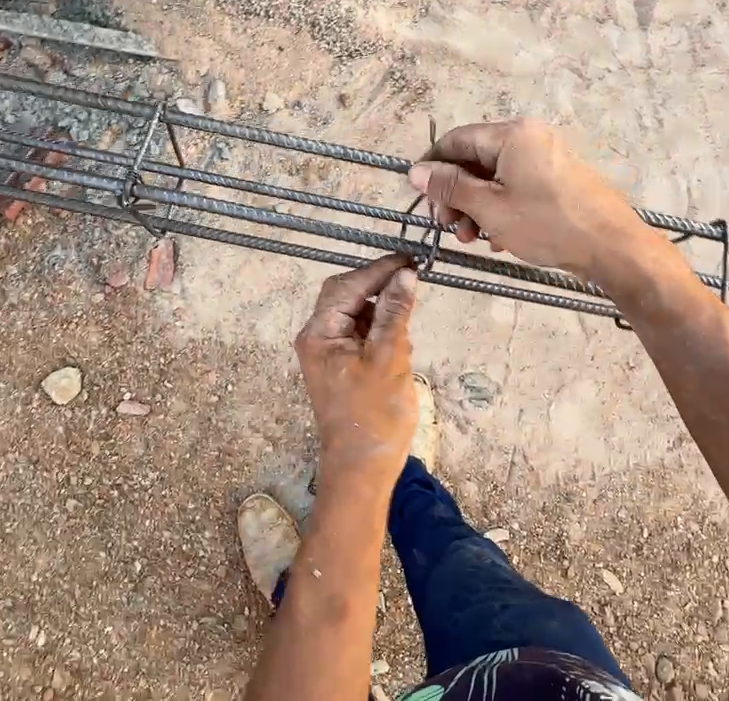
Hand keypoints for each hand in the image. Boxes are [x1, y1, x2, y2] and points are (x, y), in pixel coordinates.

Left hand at [294, 254, 418, 489]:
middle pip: (347, 294)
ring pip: (355, 312)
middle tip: (412, 280)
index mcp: (319, 333)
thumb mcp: (390, 357)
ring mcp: (327, 352)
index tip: (410, 261)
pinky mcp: (341, 364)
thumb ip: (396, 312)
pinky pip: (359, 333)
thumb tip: (406, 275)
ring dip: (381, 310)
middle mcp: (317, 337)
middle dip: (379, 287)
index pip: (348, 285)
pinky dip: (379, 329)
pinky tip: (398, 340)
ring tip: (406, 320)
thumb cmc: (375, 414)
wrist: (362, 468)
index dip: (379, 270)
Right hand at [409, 118, 654, 281]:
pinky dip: (501, 209)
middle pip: (476, 160)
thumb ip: (450, 187)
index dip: (433, 168)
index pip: (456, 140)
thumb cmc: (548, 224)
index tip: (422, 198)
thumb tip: (416, 172)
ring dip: (477, 207)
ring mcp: (546, 158)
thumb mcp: (490, 208)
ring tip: (474, 239)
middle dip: (457, 195)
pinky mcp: (558, 180)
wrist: (612, 247)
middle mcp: (529, 138)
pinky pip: (517, 187)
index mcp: (511, 135)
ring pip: (496, 178)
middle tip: (449, 228)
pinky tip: (499, 239)